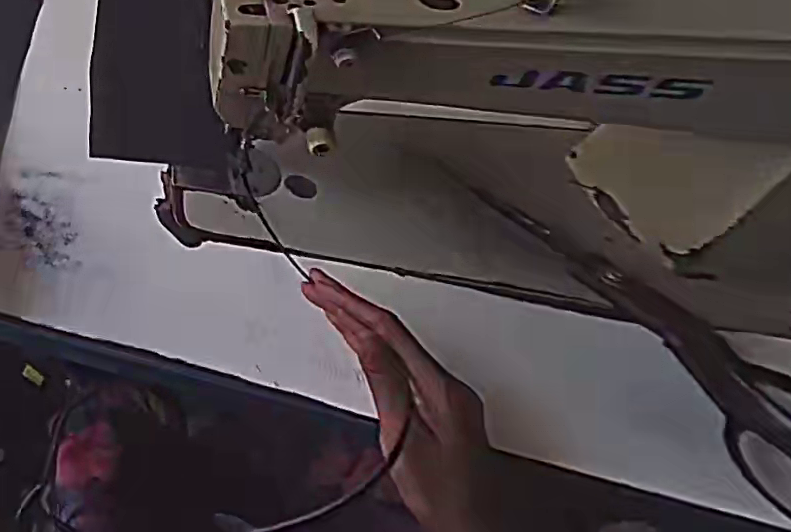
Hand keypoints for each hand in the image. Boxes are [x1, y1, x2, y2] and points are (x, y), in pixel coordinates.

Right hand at [301, 269, 491, 531]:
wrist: (474, 530)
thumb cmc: (444, 497)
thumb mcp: (404, 437)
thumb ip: (384, 382)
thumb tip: (363, 336)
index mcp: (442, 389)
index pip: (388, 330)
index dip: (350, 304)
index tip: (322, 288)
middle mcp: (447, 385)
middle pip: (391, 330)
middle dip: (349, 303)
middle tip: (316, 284)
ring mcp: (443, 392)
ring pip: (393, 340)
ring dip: (356, 317)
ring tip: (325, 297)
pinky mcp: (436, 400)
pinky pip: (398, 356)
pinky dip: (369, 339)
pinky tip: (351, 330)